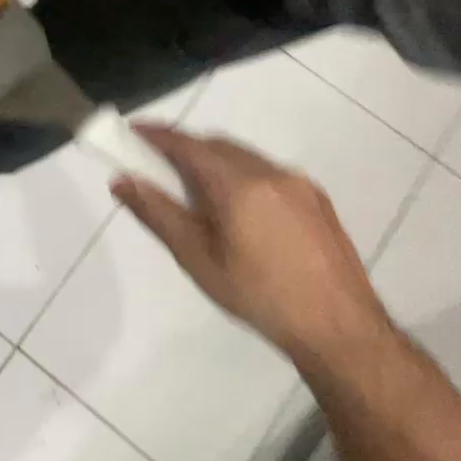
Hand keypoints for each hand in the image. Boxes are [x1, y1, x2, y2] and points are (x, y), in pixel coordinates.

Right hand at [110, 125, 395, 367]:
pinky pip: (267, 174)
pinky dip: (238, 176)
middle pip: (218, 145)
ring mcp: (301, 186)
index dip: (156, 135)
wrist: (339, 328)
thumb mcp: (195, 257)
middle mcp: (274, 174)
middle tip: (153, 168)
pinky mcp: (317, 202)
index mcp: (241, 186)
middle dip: (183, 148)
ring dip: (211, 163)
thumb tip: (122, 181)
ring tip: (190, 194)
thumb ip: (156, 213)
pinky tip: (231, 210)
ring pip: (244, 158)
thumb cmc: (257, 294)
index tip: (129, 131)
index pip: (189, 145)